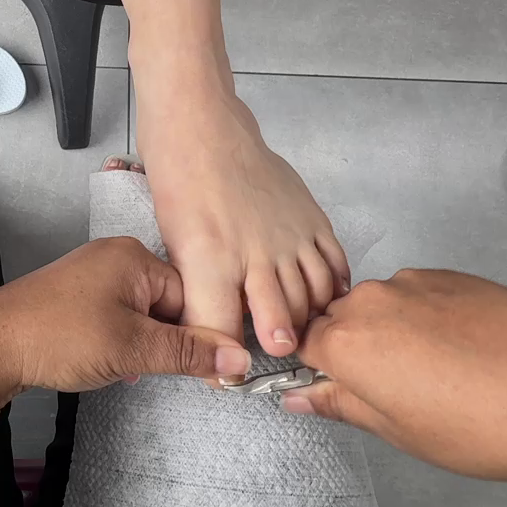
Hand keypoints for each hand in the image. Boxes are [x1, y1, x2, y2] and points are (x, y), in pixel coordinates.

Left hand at [0, 237, 251, 393]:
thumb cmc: (64, 337)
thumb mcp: (132, 347)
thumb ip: (187, 352)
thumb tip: (241, 357)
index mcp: (134, 256)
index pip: (191, 293)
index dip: (198, 334)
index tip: (203, 370)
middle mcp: (117, 255)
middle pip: (168, 301)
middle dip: (167, 339)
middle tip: (150, 367)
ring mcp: (94, 272)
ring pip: (143, 311)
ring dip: (144, 342)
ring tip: (127, 365)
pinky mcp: (78, 293)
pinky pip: (119, 313)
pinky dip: (122, 338)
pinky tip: (109, 360)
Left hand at [138, 85, 346, 356]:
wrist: (203, 127)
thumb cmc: (179, 179)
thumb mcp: (173, 240)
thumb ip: (194, 287)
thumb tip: (203, 327)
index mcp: (210, 259)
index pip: (218, 328)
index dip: (219, 361)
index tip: (223, 379)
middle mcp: (255, 253)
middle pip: (278, 324)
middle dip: (275, 350)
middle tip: (273, 363)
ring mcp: (288, 235)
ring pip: (311, 299)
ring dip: (307, 324)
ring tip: (302, 338)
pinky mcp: (310, 218)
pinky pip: (333, 264)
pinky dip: (333, 289)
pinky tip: (327, 300)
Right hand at [286, 269, 506, 482]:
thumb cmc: (482, 426)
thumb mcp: (400, 432)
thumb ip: (340, 405)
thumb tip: (297, 396)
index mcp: (346, 342)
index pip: (303, 342)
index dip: (319, 365)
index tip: (342, 386)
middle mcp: (368, 301)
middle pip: (338, 319)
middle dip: (355, 348)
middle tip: (397, 387)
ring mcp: (410, 281)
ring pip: (380, 305)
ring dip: (393, 331)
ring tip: (442, 370)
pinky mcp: (447, 274)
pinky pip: (417, 293)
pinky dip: (427, 316)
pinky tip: (466, 349)